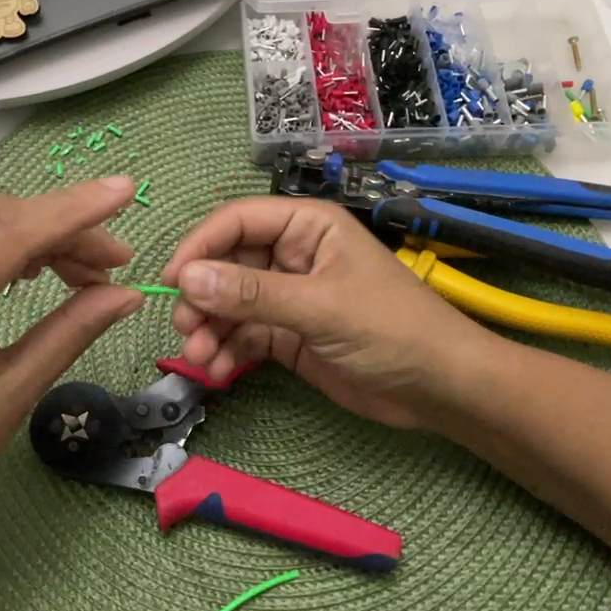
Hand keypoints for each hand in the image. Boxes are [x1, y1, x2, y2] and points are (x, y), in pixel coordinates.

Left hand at [0, 178, 146, 558]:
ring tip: (82, 267)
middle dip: (59, 226)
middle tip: (114, 259)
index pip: (0, 236)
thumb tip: (126, 294)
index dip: (69, 211)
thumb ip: (67, 334)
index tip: (123, 193)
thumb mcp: (6, 402)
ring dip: (30, 232)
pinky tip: (29, 265)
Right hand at [160, 198, 491, 429]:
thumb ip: (253, 293)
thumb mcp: (321, 307)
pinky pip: (243, 334)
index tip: (170, 283)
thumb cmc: (392, 329)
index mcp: (307, 226)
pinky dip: (225, 350)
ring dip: (209, 329)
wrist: (439, 388)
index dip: (200, 247)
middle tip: (185, 330)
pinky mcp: (288, 334)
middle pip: (227, 264)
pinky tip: (216, 370)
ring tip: (200, 358)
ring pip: (230, 303)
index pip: (238, 221)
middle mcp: (292, 255)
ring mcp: (288, 296)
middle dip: (202, 296)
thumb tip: (187, 278)